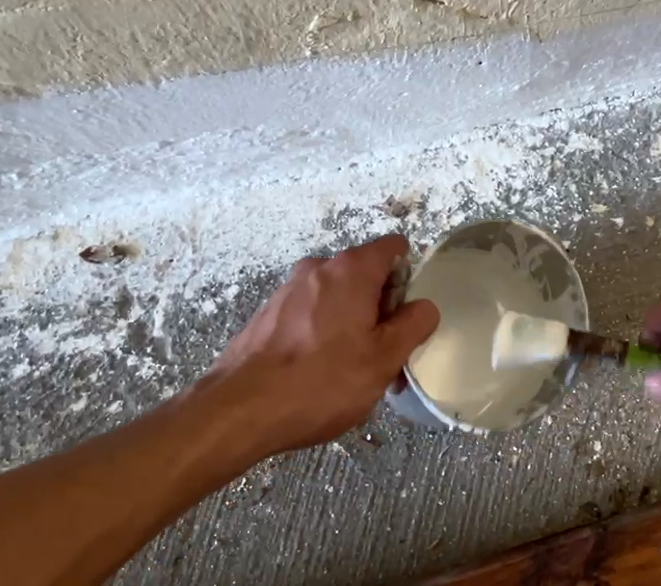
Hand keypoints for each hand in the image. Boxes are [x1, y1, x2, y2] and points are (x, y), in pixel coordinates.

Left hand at [198, 235, 439, 459]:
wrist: (237, 413)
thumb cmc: (320, 382)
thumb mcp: (383, 360)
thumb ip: (413, 326)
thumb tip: (423, 307)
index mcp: (352, 269)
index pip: (394, 247)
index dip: (408, 277)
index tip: (405, 316)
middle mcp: (319, 268)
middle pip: (365, 274)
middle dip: (380, 308)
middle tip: (384, 355)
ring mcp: (288, 289)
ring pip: (336, 297)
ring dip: (351, 324)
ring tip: (350, 373)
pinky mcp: (267, 314)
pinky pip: (309, 313)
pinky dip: (321, 334)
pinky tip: (317, 375)